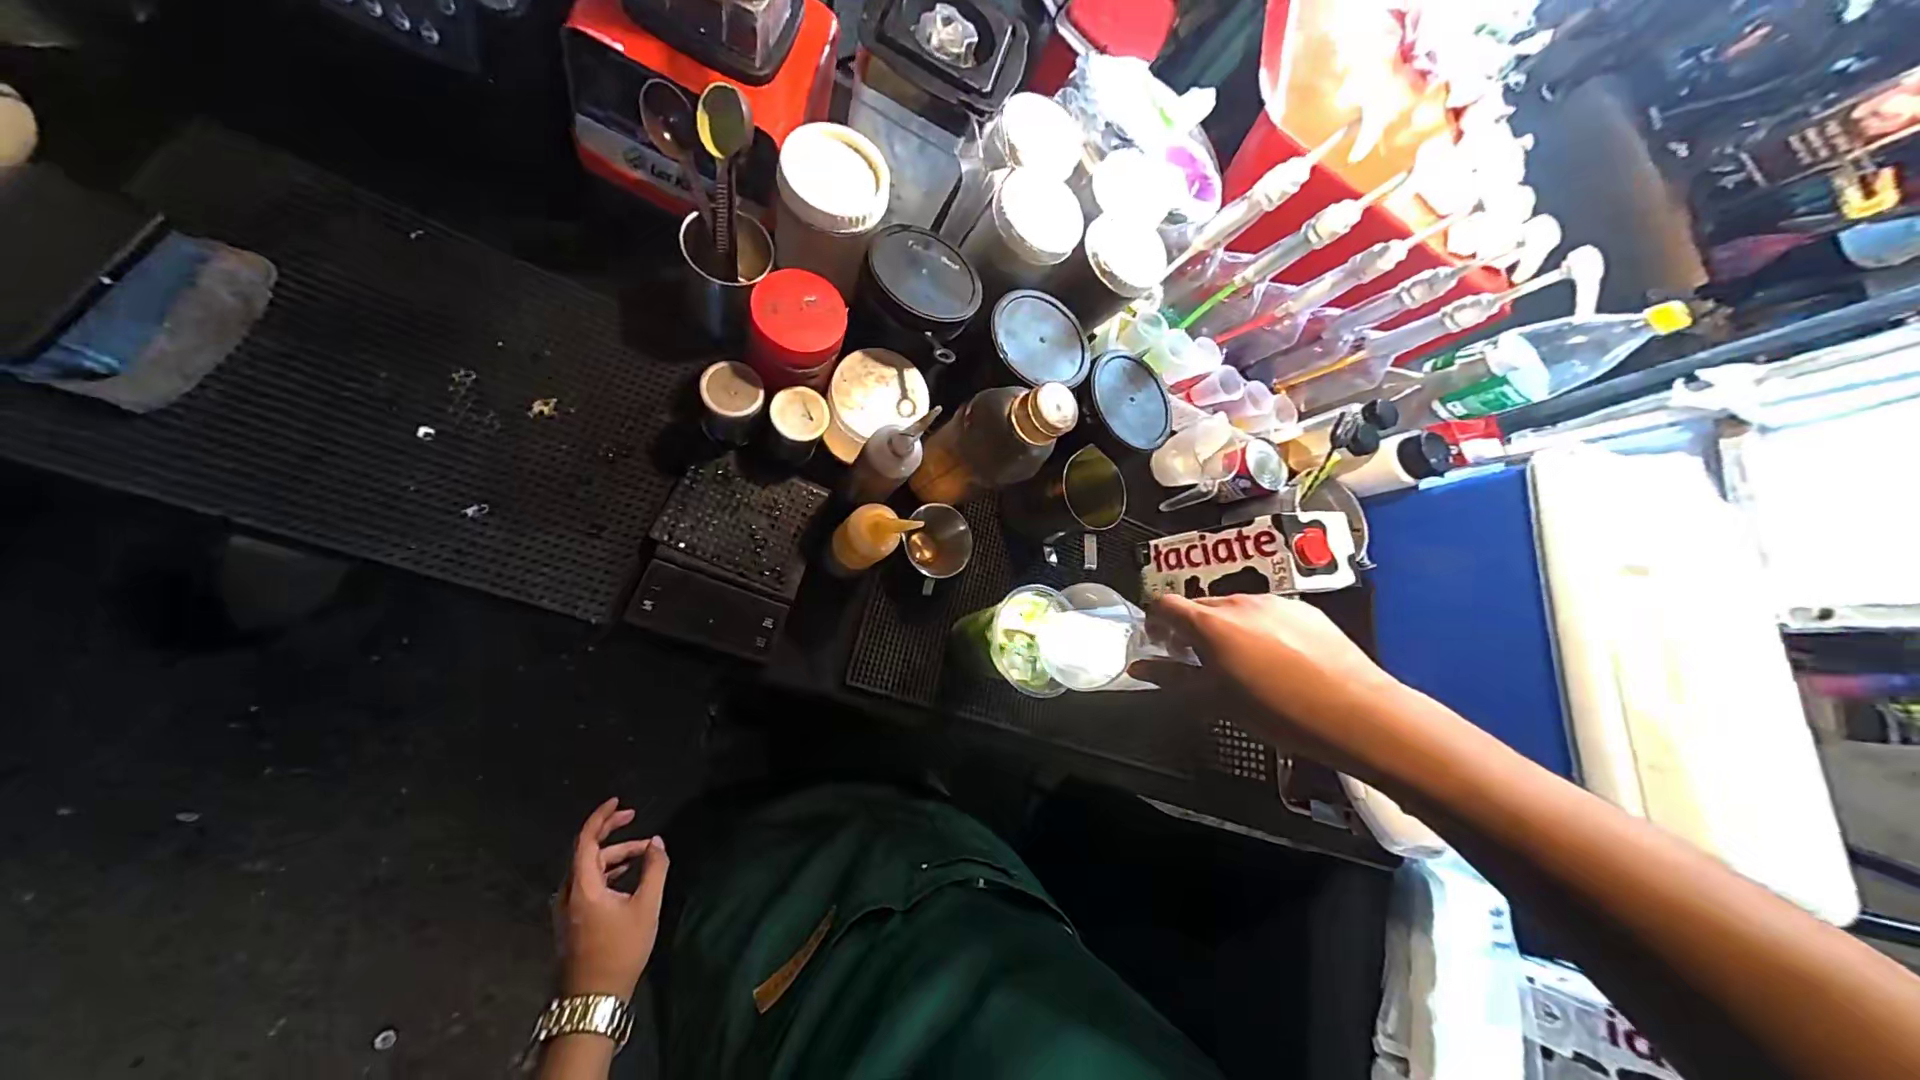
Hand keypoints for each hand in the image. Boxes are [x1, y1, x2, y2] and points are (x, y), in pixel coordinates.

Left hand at [553, 797, 669, 1002]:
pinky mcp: (572, 920)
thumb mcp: (646, 906)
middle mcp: (568, 893)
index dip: (601, 817)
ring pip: (588, 869)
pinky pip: (588, 883)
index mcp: (583, 886)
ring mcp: (567, 908)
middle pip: (586, 851)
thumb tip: (656, 843)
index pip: (586, 840)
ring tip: (642, 853)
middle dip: (611, 832)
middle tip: (633, 818)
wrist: (593, 997)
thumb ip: (654, 869)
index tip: (618, 802)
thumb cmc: (621, 949)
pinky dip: (608, 871)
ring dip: (614, 855)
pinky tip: (628, 875)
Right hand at [1130, 593, 1411, 776]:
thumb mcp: (1215, 700)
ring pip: (1233, 609)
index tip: (1159, 642)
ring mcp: (1275, 603)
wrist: (1356, 713)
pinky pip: (1267, 613)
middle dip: (1190, 629)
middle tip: (1195, 660)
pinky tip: (1274, 661)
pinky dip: (1258, 630)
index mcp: (1211, 624)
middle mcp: (1240, 603)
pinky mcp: (1304, 610)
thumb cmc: (1282, 712)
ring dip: (1225, 630)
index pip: (1165, 605)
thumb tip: (1141, 669)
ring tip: (1239, 665)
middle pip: (1199, 607)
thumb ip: (1171, 678)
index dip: (1155, 623)